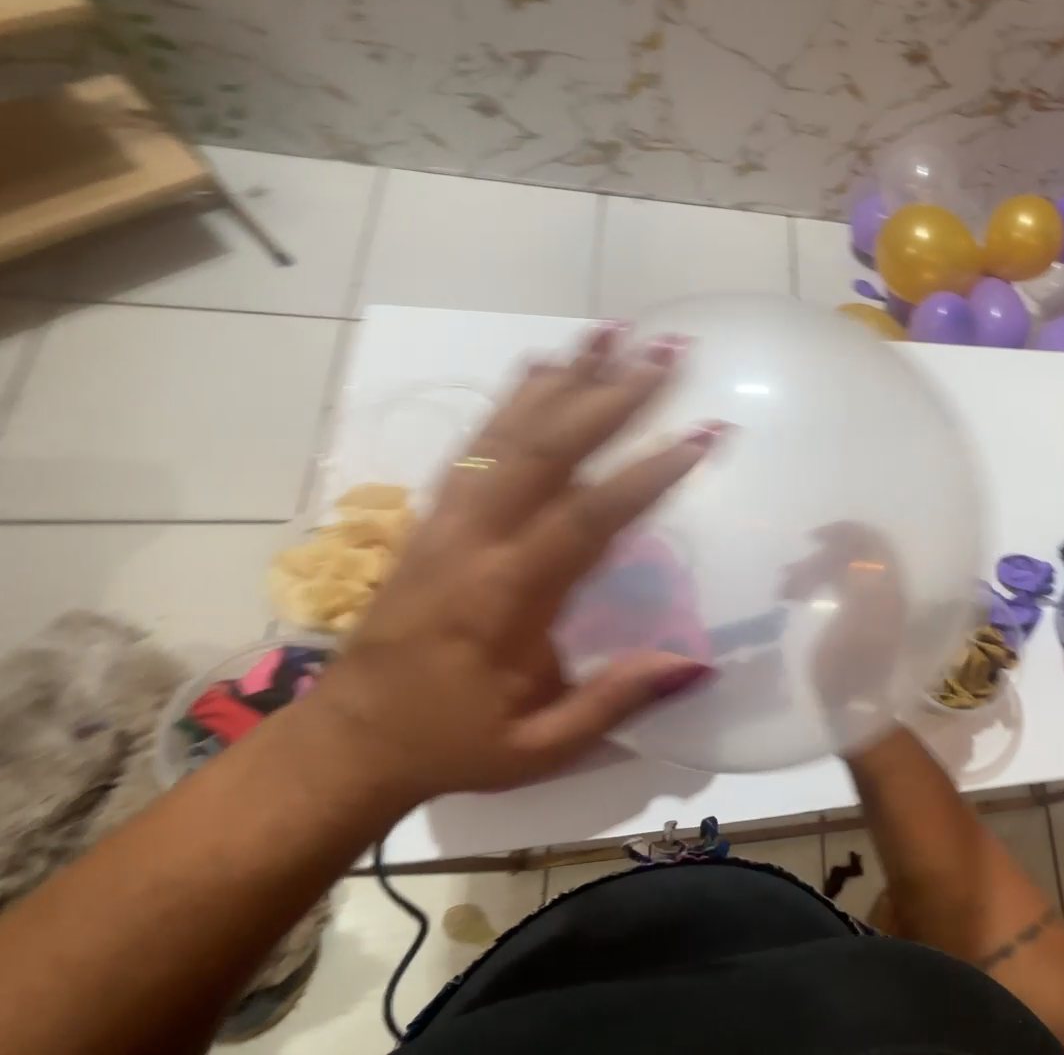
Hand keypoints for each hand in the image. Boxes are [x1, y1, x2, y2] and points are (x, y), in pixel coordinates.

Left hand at [293, 321, 727, 805]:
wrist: (346, 741)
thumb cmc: (453, 744)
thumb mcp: (540, 746)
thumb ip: (616, 700)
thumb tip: (697, 661)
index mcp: (504, 598)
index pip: (586, 518)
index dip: (648, 474)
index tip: (704, 435)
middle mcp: (471, 542)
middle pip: (544, 449)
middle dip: (611, 395)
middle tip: (667, 352)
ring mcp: (445, 522)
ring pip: (507, 432)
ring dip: (565, 377)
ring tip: (613, 331)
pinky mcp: (433, 517)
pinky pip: (477, 443)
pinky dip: (515, 396)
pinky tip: (547, 364)